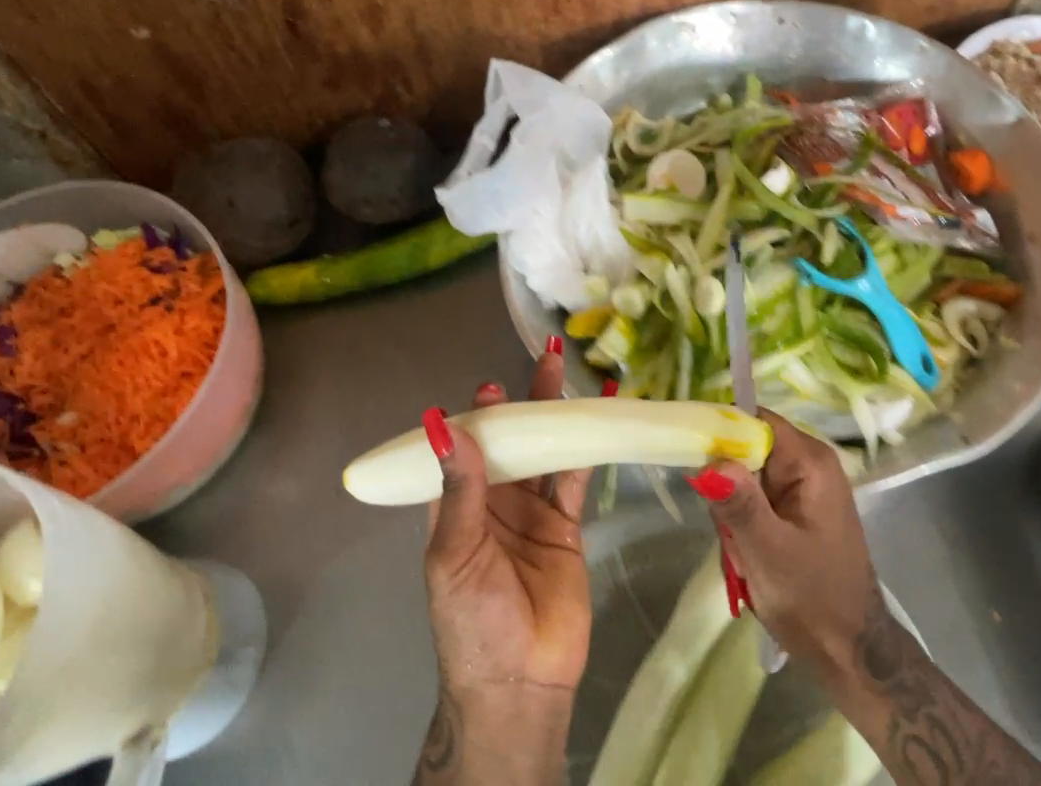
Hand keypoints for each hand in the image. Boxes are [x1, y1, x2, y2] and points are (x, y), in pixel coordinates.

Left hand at [414, 345, 591, 784]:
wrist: (520, 680)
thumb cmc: (472, 619)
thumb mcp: (455, 552)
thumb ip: (459, 489)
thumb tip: (443, 425)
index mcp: (455, 505)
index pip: (463, 449)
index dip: (475, 416)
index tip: (490, 387)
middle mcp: (492, 501)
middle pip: (510, 441)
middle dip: (522, 403)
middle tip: (545, 360)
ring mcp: (530, 512)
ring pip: (544, 452)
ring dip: (555, 416)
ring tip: (569, 374)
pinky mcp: (565, 526)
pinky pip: (574, 479)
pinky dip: (586, 450)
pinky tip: (598, 420)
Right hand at [684, 409, 878, 680]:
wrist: (851, 653)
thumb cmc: (813, 600)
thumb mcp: (768, 553)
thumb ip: (739, 504)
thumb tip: (708, 459)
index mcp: (810, 462)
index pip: (754, 420)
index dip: (721, 436)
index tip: (695, 468)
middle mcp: (811, 464)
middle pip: (747, 448)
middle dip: (727, 486)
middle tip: (728, 530)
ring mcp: (805, 489)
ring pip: (746, 478)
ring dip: (733, 512)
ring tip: (742, 551)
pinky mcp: (797, 511)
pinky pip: (756, 500)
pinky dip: (744, 525)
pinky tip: (749, 556)